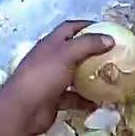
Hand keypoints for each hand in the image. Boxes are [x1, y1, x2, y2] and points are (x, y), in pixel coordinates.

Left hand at [0, 21, 111, 135]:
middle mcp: (50, 59)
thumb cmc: (43, 76)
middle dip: (91, 53)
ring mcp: (51, 80)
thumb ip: (88, 45)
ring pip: (74, 76)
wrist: (22, 110)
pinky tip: (98, 103)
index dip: (86, 25)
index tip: (105, 28)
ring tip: (109, 79)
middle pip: (73, 51)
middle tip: (111, 55)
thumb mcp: (66, 54)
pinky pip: (73, 97)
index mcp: (50, 44)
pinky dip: (85, 100)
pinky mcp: (53, 99)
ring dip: (90, 78)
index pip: (69, 28)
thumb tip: (110, 39)